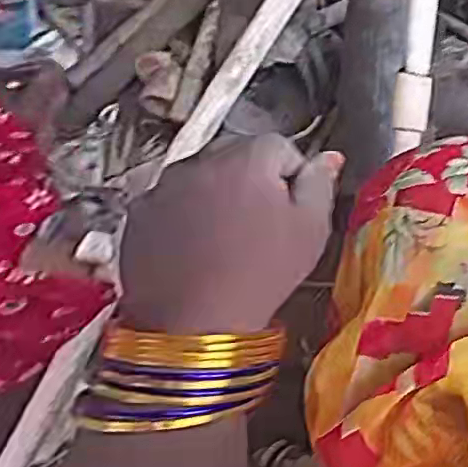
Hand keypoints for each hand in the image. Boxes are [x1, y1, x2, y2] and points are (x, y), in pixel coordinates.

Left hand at [119, 135, 342, 334]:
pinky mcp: (139, 212)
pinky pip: (174, 198)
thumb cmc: (262, 273)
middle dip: (255, 176)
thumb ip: (321, 182)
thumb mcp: (311, 227)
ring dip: (220, 192)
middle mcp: (200, 162)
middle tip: (265, 220)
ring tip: (232, 235)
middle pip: (238, 152)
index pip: (280, 144)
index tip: (293, 205)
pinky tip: (202, 244)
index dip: (294, 173)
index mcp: (246, 160)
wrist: (195, 322)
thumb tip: (328, 158)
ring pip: (205, 174)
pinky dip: (188, 211)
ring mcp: (163, 186)